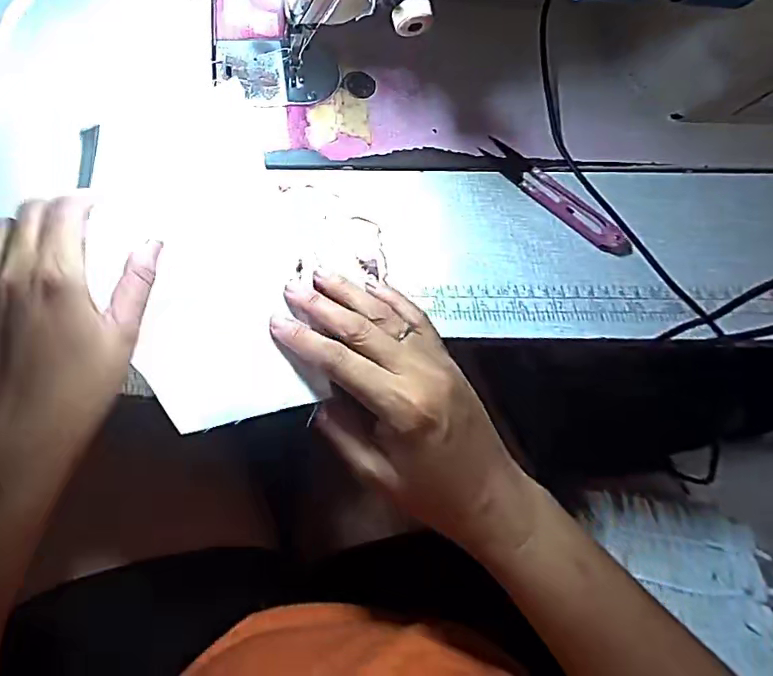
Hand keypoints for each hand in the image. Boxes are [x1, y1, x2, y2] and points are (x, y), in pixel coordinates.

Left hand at [0, 194, 161, 493]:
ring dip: (25, 225)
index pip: (62, 209)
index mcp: (55, 274)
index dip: (81, 199)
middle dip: (54, 207)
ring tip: (46, 245)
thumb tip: (151, 242)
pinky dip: (4, 254)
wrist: (11, 449)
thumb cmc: (75, 398)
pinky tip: (20, 280)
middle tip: (75, 224)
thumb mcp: (118, 343)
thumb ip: (135, 286)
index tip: (96, 207)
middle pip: (28, 211)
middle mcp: (13, 271)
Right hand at [271, 273, 540, 557]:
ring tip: (320, 273)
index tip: (277, 321)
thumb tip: (314, 392)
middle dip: (321, 306)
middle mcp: (420, 374)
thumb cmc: (432, 494)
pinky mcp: (447, 357)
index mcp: (400, 407)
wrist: (495, 498)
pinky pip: (417, 318)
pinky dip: (392, 297)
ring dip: (351, 292)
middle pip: (361, 329)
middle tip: (291, 288)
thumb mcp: (376, 474)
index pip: (341, 362)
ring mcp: (437, 361)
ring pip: (387, 316)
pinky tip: (369, 284)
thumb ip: (340, 430)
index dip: (305, 340)